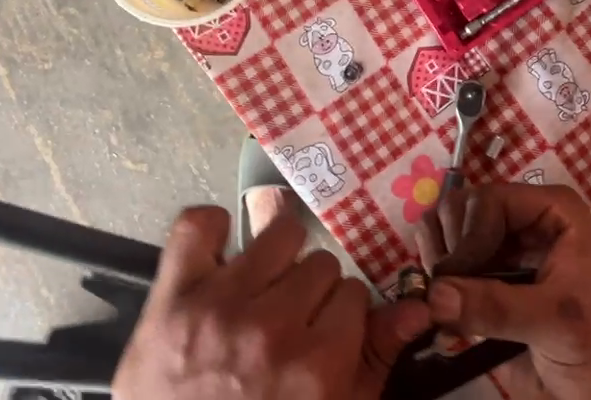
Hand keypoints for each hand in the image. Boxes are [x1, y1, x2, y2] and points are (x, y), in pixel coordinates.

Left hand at [114, 205, 432, 399]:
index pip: (354, 294)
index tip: (324, 334)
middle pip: (320, 264)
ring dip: (275, 259)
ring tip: (259, 292)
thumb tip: (417, 307)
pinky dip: (212, 229)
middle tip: (289, 322)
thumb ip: (374, 361)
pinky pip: (199, 224)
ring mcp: (218, 306)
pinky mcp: (172, 296)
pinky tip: (221, 254)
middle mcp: (272, 329)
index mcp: (316, 367)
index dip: (340, 315)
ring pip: (279, 233)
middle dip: (310, 292)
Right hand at [416, 184, 590, 399]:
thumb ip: (499, 307)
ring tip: (449, 300)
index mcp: (550, 209)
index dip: (469, 235)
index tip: (458, 277)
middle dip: (449, 248)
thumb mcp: (556, 322)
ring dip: (436, 263)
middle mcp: (519, 217)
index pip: (489, 200)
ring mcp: (497, 245)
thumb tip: (435, 296)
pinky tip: (443, 308)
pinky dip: (432, 281)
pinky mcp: (480, 275)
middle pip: (459, 208)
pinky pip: (440, 261)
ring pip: (443, 229)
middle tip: (450, 290)